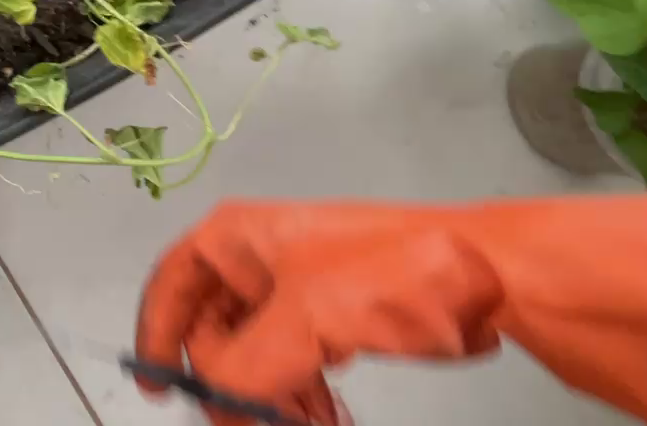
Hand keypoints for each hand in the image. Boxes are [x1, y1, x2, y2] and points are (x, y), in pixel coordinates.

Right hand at [135, 197, 646, 425]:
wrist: (490, 273)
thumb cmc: (382, 276)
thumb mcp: (305, 319)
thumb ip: (248, 366)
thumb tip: (216, 400)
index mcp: (230, 239)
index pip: (170, 286)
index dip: (156, 336)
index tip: (155, 392)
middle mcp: (251, 260)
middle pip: (214, 328)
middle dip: (230, 382)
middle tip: (250, 425)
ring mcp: (291, 287)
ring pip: (257, 352)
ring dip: (271, 398)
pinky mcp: (330, 314)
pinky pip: (295, 361)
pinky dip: (302, 397)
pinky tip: (326, 421)